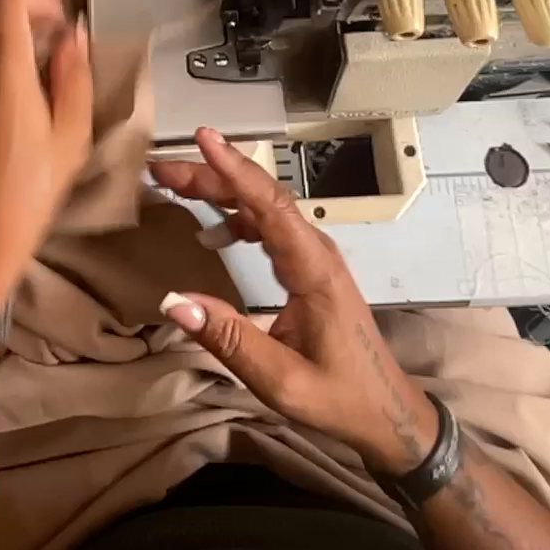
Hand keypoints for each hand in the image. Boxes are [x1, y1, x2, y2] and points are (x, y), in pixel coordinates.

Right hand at [150, 129, 438, 474]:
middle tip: (161, 169)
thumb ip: (229, 339)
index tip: (204, 138)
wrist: (387, 412)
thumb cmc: (339, 396)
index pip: (271, 205)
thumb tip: (173, 301)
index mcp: (312, 270)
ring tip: (175, 185)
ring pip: (263, 206)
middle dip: (211, 175)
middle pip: (261, 197)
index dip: (235, 169)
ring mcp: (312, 255)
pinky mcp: (307, 266)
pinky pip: (268, 225)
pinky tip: (210, 230)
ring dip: (220, 190)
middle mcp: (314, 250)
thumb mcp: (281, 381)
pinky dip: (236, 215)